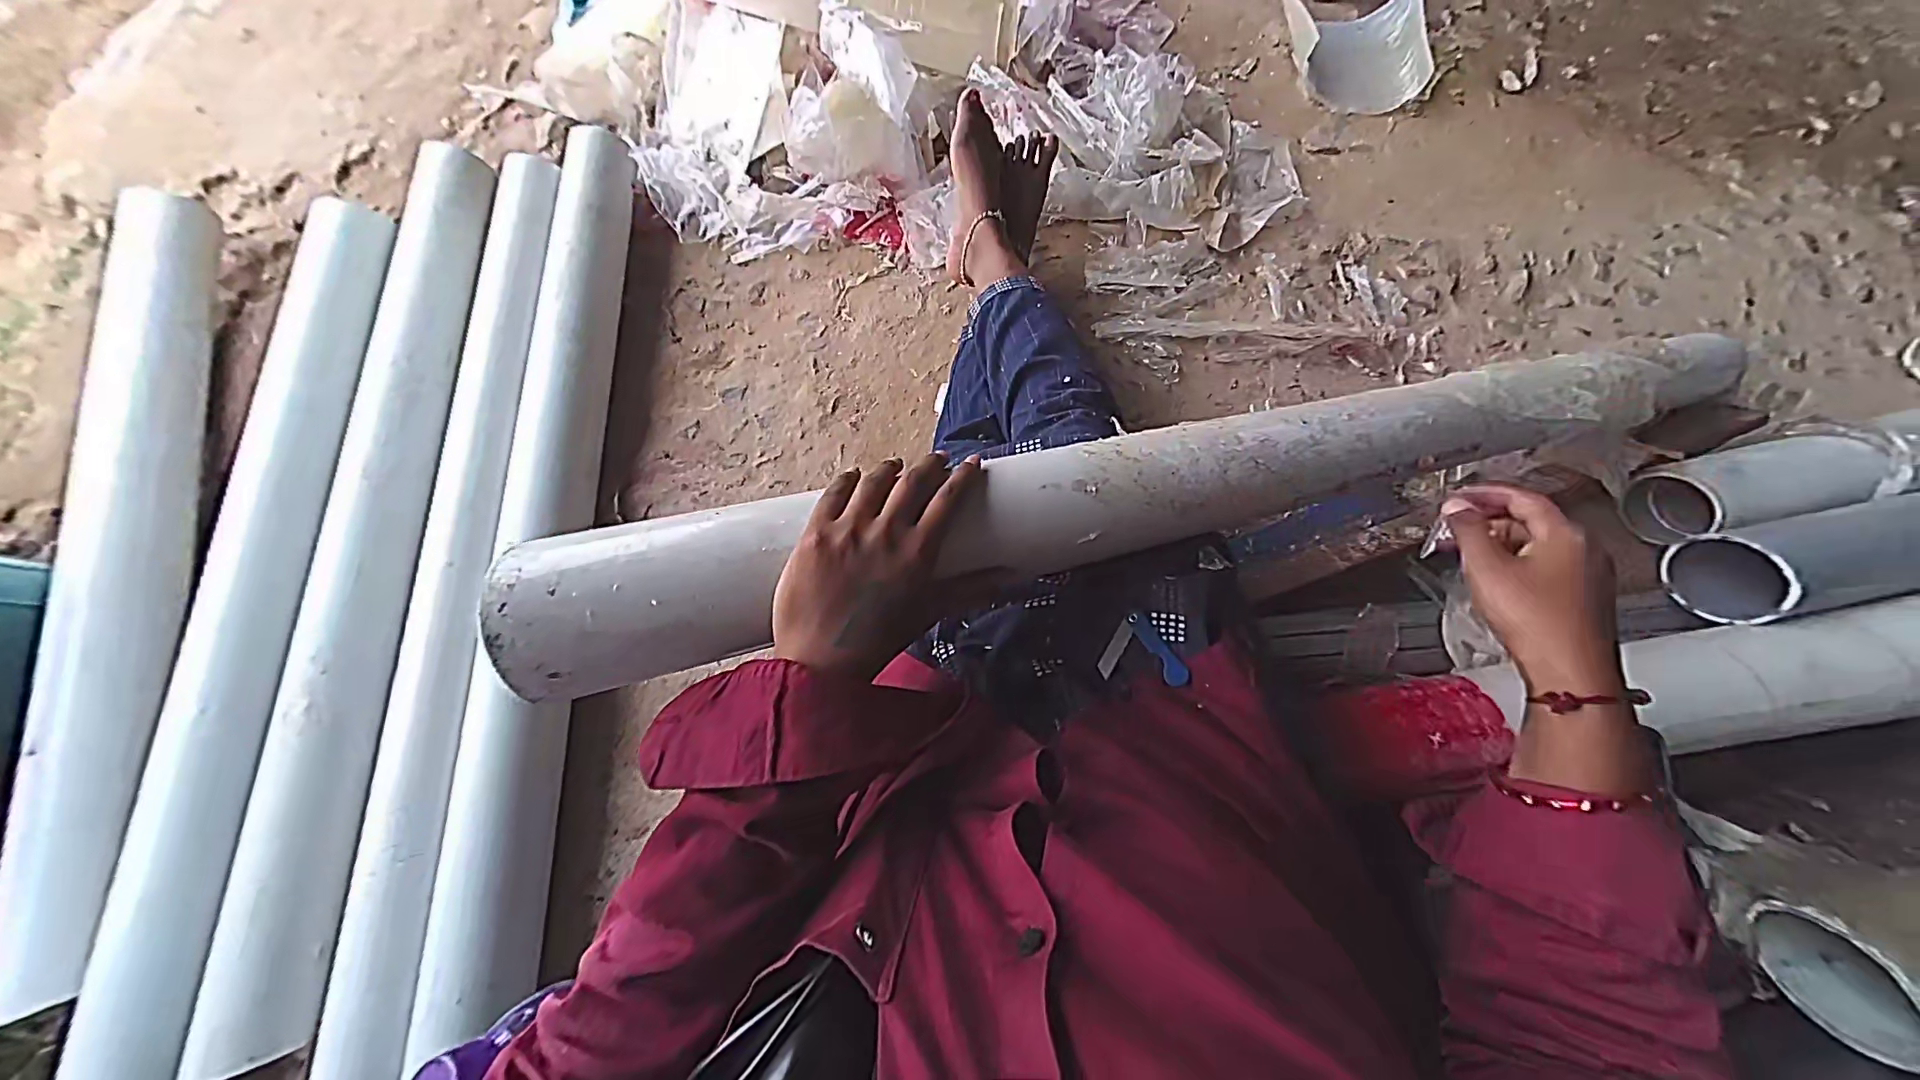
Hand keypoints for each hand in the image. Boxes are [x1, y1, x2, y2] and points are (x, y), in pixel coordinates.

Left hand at [773, 454, 991, 682]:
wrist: (821, 661)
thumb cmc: (878, 640)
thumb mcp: (929, 612)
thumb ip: (972, 591)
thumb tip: (1012, 580)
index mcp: (917, 553)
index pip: (948, 499)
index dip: (964, 476)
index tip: (972, 464)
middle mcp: (885, 533)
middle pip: (913, 481)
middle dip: (930, 465)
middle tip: (937, 462)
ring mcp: (848, 530)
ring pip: (874, 481)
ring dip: (890, 468)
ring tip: (896, 467)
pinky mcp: (816, 532)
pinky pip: (835, 492)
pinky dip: (849, 480)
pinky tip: (855, 478)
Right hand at [1441, 483, 1623, 694]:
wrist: (1569, 668)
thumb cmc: (1535, 619)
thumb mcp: (1486, 567)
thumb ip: (1467, 531)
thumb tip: (1456, 508)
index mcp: (1566, 534)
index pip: (1522, 497)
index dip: (1485, 493)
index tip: (1459, 496)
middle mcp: (1584, 548)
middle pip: (1530, 520)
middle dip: (1487, 520)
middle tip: (1454, 527)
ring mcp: (1586, 572)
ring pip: (1536, 544)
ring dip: (1499, 542)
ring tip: (1467, 554)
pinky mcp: (1581, 595)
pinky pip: (1544, 564)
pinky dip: (1514, 561)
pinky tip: (1493, 577)